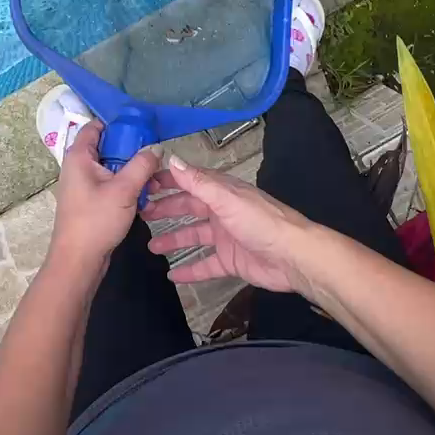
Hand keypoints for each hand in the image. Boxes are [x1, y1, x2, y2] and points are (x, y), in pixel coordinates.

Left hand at [48, 121, 162, 269]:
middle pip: (108, 147)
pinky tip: (146, 197)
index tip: (142, 126)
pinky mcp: (91, 201)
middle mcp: (79, 166)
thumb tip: (156, 147)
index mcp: (80, 156)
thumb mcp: (124, 189)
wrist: (78, 262)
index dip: (117, 123)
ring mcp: (85, 185)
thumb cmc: (96, 220)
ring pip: (113, 168)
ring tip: (156, 182)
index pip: (95, 126)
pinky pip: (112, 185)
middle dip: (133, 151)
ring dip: (134, 172)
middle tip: (155, 156)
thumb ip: (142, 164)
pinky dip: (127, 187)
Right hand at [142, 156, 326, 295]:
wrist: (292, 257)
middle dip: (166, 209)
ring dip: (173, 240)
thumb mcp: (226, 199)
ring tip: (150, 247)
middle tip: (141, 215)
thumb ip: (198, 182)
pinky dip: (189, 270)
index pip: (189, 181)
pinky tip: (172, 276)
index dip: (168, 180)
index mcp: (221, 191)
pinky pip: (205, 265)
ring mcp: (225, 237)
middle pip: (188, 208)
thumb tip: (171, 159)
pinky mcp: (230, 261)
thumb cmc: (260, 222)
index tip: (144, 183)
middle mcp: (221, 211)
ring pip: (193, 236)